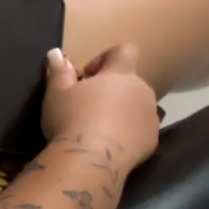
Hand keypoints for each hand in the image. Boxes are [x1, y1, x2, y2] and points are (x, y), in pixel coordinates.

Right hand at [41, 43, 160, 170]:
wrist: (89, 158)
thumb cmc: (70, 119)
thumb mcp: (56, 95)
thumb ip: (59, 73)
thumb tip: (56, 52)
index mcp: (120, 75)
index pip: (124, 50)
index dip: (106, 58)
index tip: (87, 76)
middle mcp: (142, 89)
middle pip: (129, 83)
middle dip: (110, 92)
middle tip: (83, 110)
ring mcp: (150, 113)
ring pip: (136, 106)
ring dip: (119, 113)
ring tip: (94, 131)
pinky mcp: (152, 136)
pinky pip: (140, 130)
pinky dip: (126, 134)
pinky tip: (105, 146)